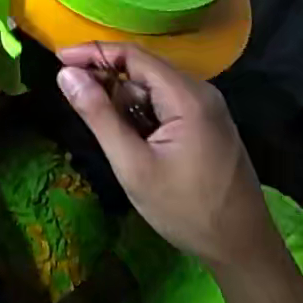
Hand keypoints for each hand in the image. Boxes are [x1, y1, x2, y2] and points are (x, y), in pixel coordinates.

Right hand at [55, 42, 276, 271]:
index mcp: (186, 96)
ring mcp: (207, 108)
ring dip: (125, 103)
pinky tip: (134, 142)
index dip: (93, 53)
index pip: (133, 55)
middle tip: (78, 103)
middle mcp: (200, 92)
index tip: (59, 61)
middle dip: (107, 81)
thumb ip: (98, 115)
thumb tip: (66, 75)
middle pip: (143, 69)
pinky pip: (166, 104)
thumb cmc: (186, 210)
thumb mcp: (132, 165)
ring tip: (113, 138)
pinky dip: (142, 114)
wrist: (244, 250)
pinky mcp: (207, 124)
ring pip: (153, 88)